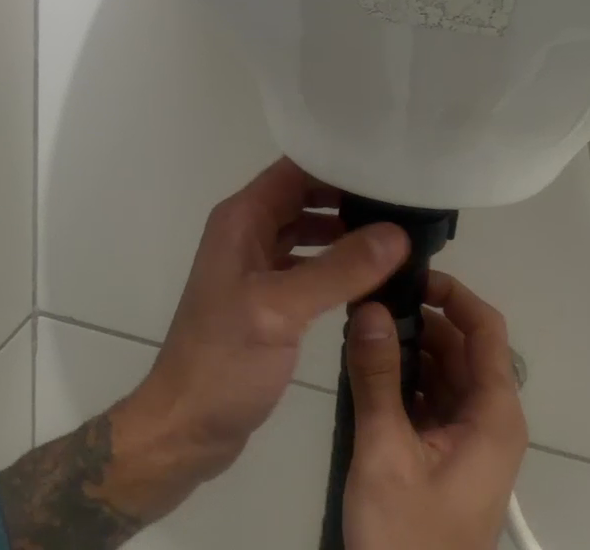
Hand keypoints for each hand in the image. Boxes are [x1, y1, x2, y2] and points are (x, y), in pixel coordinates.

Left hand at [124, 158, 409, 496]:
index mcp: (241, 220)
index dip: (338, 162)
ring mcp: (255, 267)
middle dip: (348, 196)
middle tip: (404, 201)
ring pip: (307, 231)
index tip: (387, 164)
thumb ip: (339, 270)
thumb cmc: (223, 362)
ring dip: (345, 231)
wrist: (185, 428)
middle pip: (303, 196)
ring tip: (397, 234)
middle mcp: (246, 234)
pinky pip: (307, 265)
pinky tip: (371, 276)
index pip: (294, 169)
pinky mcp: (267, 299)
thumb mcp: (281, 310)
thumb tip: (398, 234)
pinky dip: (336, 265)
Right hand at [342, 272, 527, 549]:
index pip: (485, 329)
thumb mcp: (386, 452)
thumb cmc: (409, 534)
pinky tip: (365, 368)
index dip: (452, 293)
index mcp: (493, 414)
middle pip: (461, 346)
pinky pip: (428, 398)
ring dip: (407, 347)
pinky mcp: (445, 455)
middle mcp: (488, 419)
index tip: (407, 274)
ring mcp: (467, 439)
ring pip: (442, 371)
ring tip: (359, 327)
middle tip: (367, 298)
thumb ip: (377, 377)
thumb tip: (367, 306)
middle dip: (419, 318)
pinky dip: (402, 379)